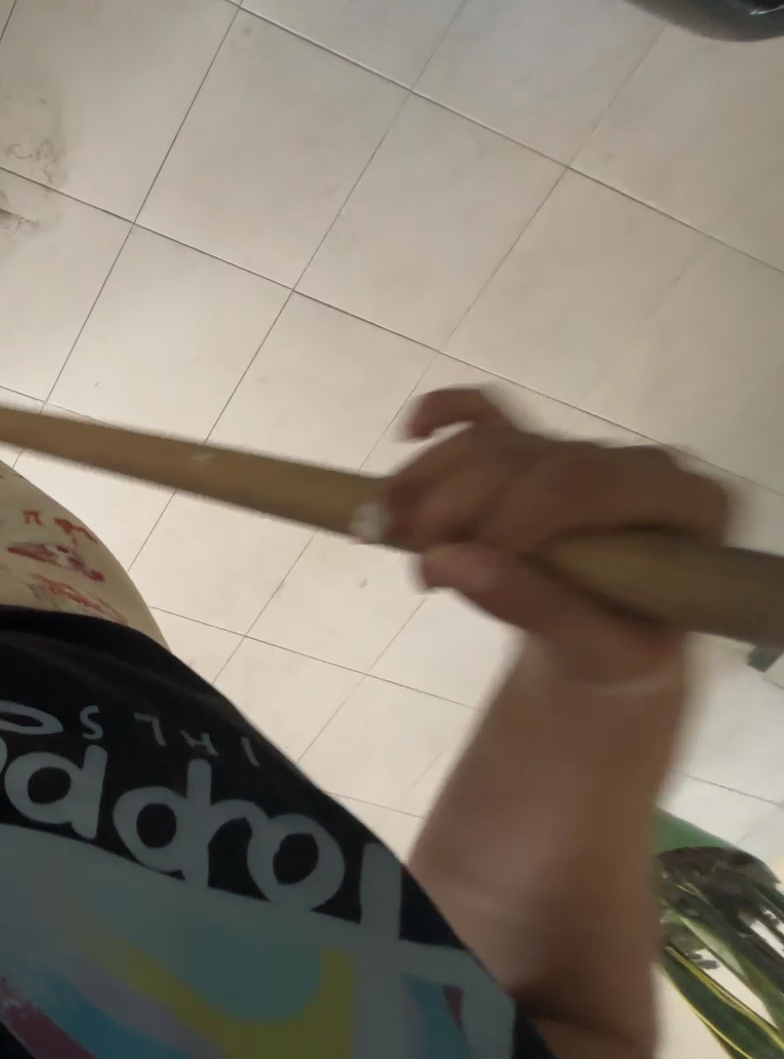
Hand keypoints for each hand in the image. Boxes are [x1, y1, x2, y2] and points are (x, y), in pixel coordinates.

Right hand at [385, 388, 731, 687]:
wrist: (595, 643)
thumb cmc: (611, 651)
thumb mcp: (593, 653)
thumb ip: (534, 608)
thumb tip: (444, 562)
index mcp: (682, 503)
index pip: (579, 482)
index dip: (502, 519)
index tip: (448, 575)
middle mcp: (632, 465)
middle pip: (518, 459)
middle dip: (448, 511)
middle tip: (417, 574)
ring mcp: (575, 452)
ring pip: (483, 442)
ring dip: (418, 484)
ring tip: (381, 533)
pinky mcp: (527, 452)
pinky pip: (482, 410)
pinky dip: (441, 411)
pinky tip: (410, 434)